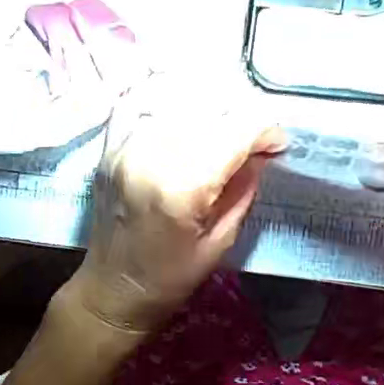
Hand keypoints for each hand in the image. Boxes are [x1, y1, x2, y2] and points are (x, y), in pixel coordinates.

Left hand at [66, 89, 286, 336]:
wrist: (112, 289)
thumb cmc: (169, 277)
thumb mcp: (220, 240)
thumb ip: (243, 188)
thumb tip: (261, 150)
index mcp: (181, 186)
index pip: (237, 128)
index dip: (266, 131)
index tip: (275, 145)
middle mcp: (149, 155)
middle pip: (210, 106)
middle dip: (239, 118)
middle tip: (248, 141)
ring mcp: (123, 145)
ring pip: (176, 95)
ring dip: (206, 105)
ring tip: (217, 128)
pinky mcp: (108, 145)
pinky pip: (137, 99)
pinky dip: (163, 96)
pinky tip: (180, 111)